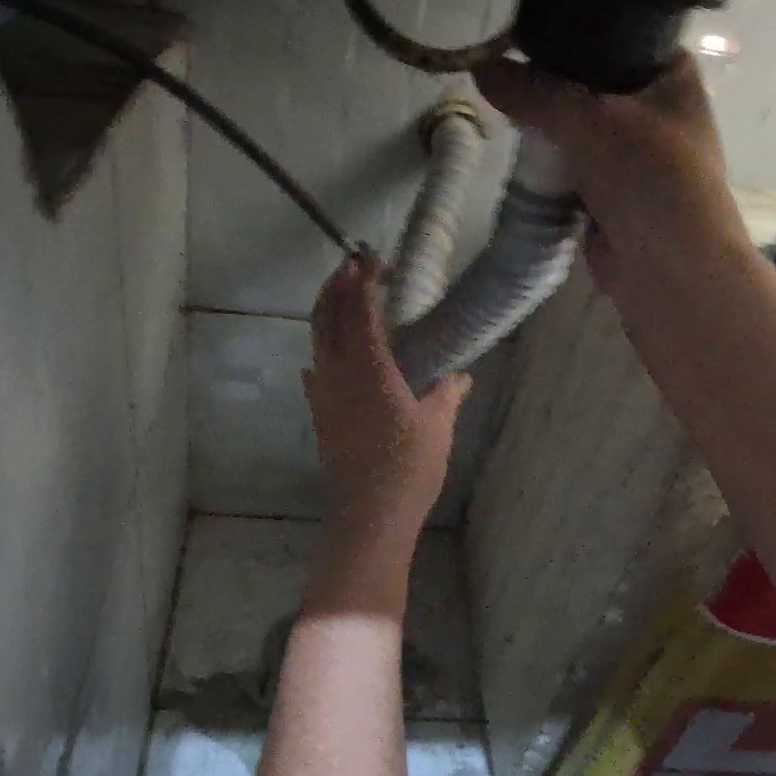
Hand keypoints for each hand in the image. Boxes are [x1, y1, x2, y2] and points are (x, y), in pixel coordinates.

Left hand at [305, 256, 471, 540]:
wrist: (369, 514)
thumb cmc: (408, 467)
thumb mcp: (437, 425)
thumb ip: (447, 393)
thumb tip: (461, 375)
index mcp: (370, 368)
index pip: (361, 311)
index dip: (364, 281)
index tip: (374, 261)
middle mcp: (338, 373)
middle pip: (328, 317)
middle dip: (338, 286)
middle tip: (352, 266)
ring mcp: (323, 395)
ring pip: (317, 341)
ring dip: (326, 313)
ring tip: (340, 297)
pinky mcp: (319, 415)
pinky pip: (314, 373)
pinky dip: (320, 353)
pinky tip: (324, 359)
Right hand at [473, 55, 747, 294]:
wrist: (670, 269)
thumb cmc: (650, 178)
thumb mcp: (591, 122)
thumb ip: (534, 94)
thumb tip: (481, 69)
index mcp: (672, 75)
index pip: (620, 34)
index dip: (575, 29)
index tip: (526, 32)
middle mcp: (656, 110)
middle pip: (590, 85)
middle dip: (550, 87)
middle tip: (505, 76)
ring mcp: (633, 156)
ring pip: (576, 129)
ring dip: (546, 131)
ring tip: (504, 112)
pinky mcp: (609, 194)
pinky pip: (570, 168)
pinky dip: (549, 167)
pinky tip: (520, 157)